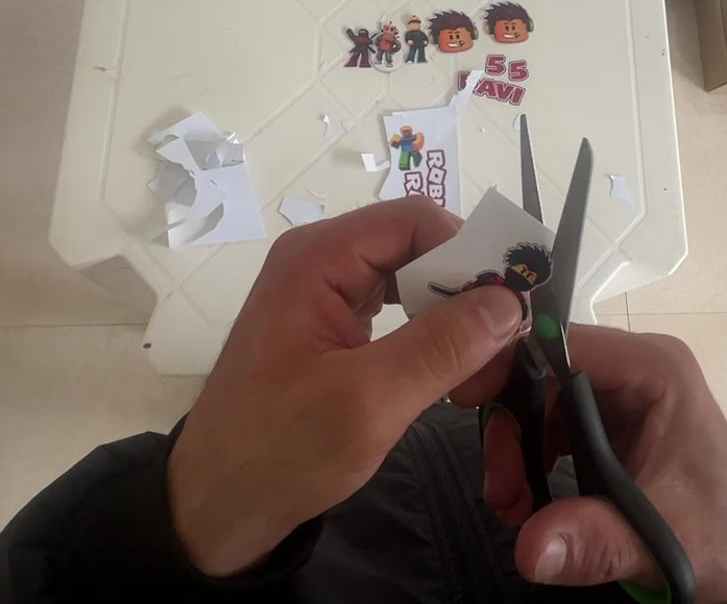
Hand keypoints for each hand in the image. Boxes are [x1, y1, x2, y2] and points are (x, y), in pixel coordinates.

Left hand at [168, 198, 525, 575]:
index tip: (512, 303)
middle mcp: (322, 258)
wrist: (214, 506)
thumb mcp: (367, 402)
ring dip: (454, 315)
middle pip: (417, 245)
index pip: (414, 220)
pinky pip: (397, 306)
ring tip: (482, 365)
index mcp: (319, 257)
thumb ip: (441, 346)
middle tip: (504, 343)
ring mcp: (326, 288)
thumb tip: (509, 301)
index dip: (469, 252)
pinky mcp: (332, 321)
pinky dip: (431, 333)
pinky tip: (451, 370)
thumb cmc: (277, 452)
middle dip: (466, 290)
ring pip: (413, 276)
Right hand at [453, 324, 726, 603]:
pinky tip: (532, 498)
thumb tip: (528, 547)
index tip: (467, 400)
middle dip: (513, 425)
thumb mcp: (661, 538)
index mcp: (654, 368)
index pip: (563, 343)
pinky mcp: (613, 414)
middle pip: (545, 370)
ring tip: (513, 504)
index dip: (510, 363)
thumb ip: (594, 539)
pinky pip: (554, 417)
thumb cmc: (726, 541)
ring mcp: (623, 387)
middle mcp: (635, 364)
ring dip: (518, 444)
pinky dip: (534, 453)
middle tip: (500, 490)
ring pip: (543, 394)